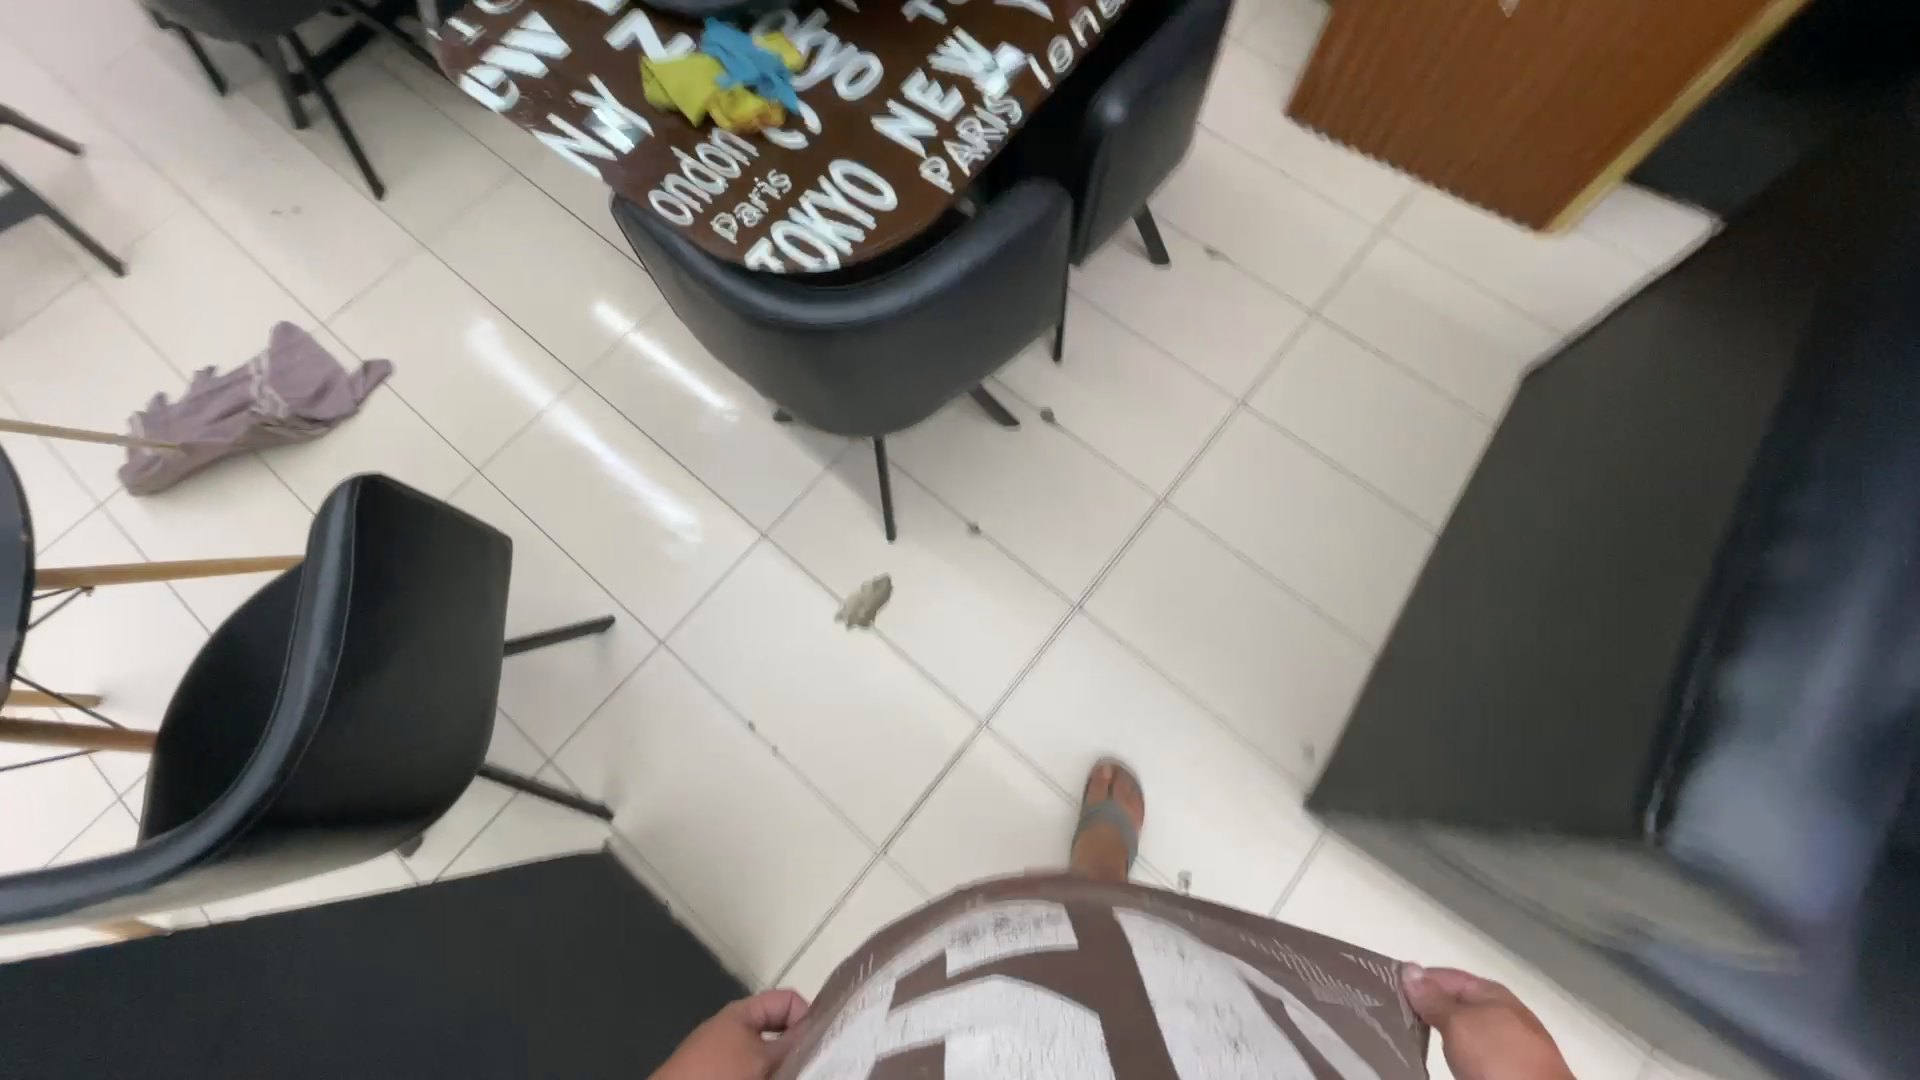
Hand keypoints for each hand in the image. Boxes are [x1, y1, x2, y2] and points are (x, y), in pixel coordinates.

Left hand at [649, 989, 810, 1079]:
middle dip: (796, 1048)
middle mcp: (735, 1030)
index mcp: (744, 1013)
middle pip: (778, 1031)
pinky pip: (750, 1071)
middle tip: (812, 1066)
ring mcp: (724, 1058)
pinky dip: (764, 1075)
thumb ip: (792, 1044)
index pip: (788, 999)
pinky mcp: (717, 1076)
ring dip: (781, 1067)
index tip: (821, 1043)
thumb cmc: (716, 1077)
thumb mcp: (762, 1060)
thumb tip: (821, 1030)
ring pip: (766, 1057)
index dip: (807, 1016)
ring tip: (793, 1075)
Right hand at [1402, 965, 1576, 1079]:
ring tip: (1411, 1038)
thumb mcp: (1458, 1022)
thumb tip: (1409, 969)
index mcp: (1494, 994)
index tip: (1388, 991)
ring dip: (1440, 1034)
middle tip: (1396, 1016)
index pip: (1445, 976)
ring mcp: (1510, 1048)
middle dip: (1427, 1008)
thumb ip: (1431, 997)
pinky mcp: (1511, 1075)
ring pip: (1463, 1033)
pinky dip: (1455, 1056)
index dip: (1417, 980)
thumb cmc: (1499, 1060)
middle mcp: (1504, 1015)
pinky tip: (1442, 1061)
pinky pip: (1472, 1057)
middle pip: (1455, 1004)